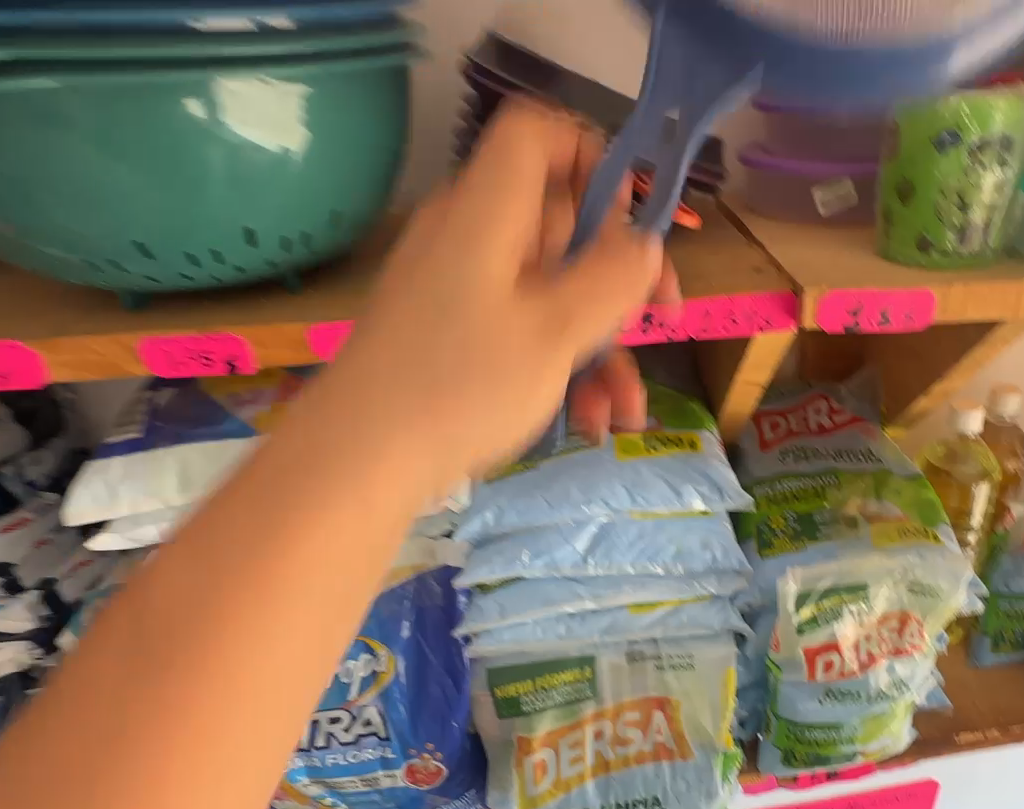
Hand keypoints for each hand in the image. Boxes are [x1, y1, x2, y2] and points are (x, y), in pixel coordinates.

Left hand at [335, 97, 676, 472]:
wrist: (363, 459)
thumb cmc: (463, 384)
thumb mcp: (555, 330)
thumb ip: (611, 277)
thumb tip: (646, 242)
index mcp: (488, 212)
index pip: (539, 134)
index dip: (594, 160)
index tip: (635, 224)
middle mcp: (474, 238)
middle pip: (561, 224)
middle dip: (619, 279)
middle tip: (660, 320)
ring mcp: (465, 290)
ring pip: (553, 291)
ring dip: (603, 346)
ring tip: (626, 409)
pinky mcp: (459, 335)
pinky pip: (527, 330)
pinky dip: (566, 367)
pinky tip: (591, 420)